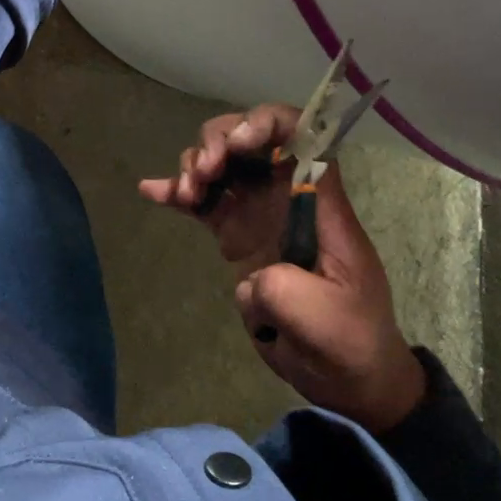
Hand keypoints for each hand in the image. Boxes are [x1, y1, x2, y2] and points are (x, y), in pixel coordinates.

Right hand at [140, 104, 427, 433]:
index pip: (299, 136)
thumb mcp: (325, 322)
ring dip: (195, 166)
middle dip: (218, 141)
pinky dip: (177, 191)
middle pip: (249, 139)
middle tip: (201, 174)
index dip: (265, 123)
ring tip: (185, 195)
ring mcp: (258, 213)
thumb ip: (284, 292)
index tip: (235, 144)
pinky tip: (151, 190)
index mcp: (317, 200)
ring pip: (222, 164)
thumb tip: (248, 277)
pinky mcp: (236, 236)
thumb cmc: (350, 342)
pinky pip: (204, 202)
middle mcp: (285, 195)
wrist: (346, 376)